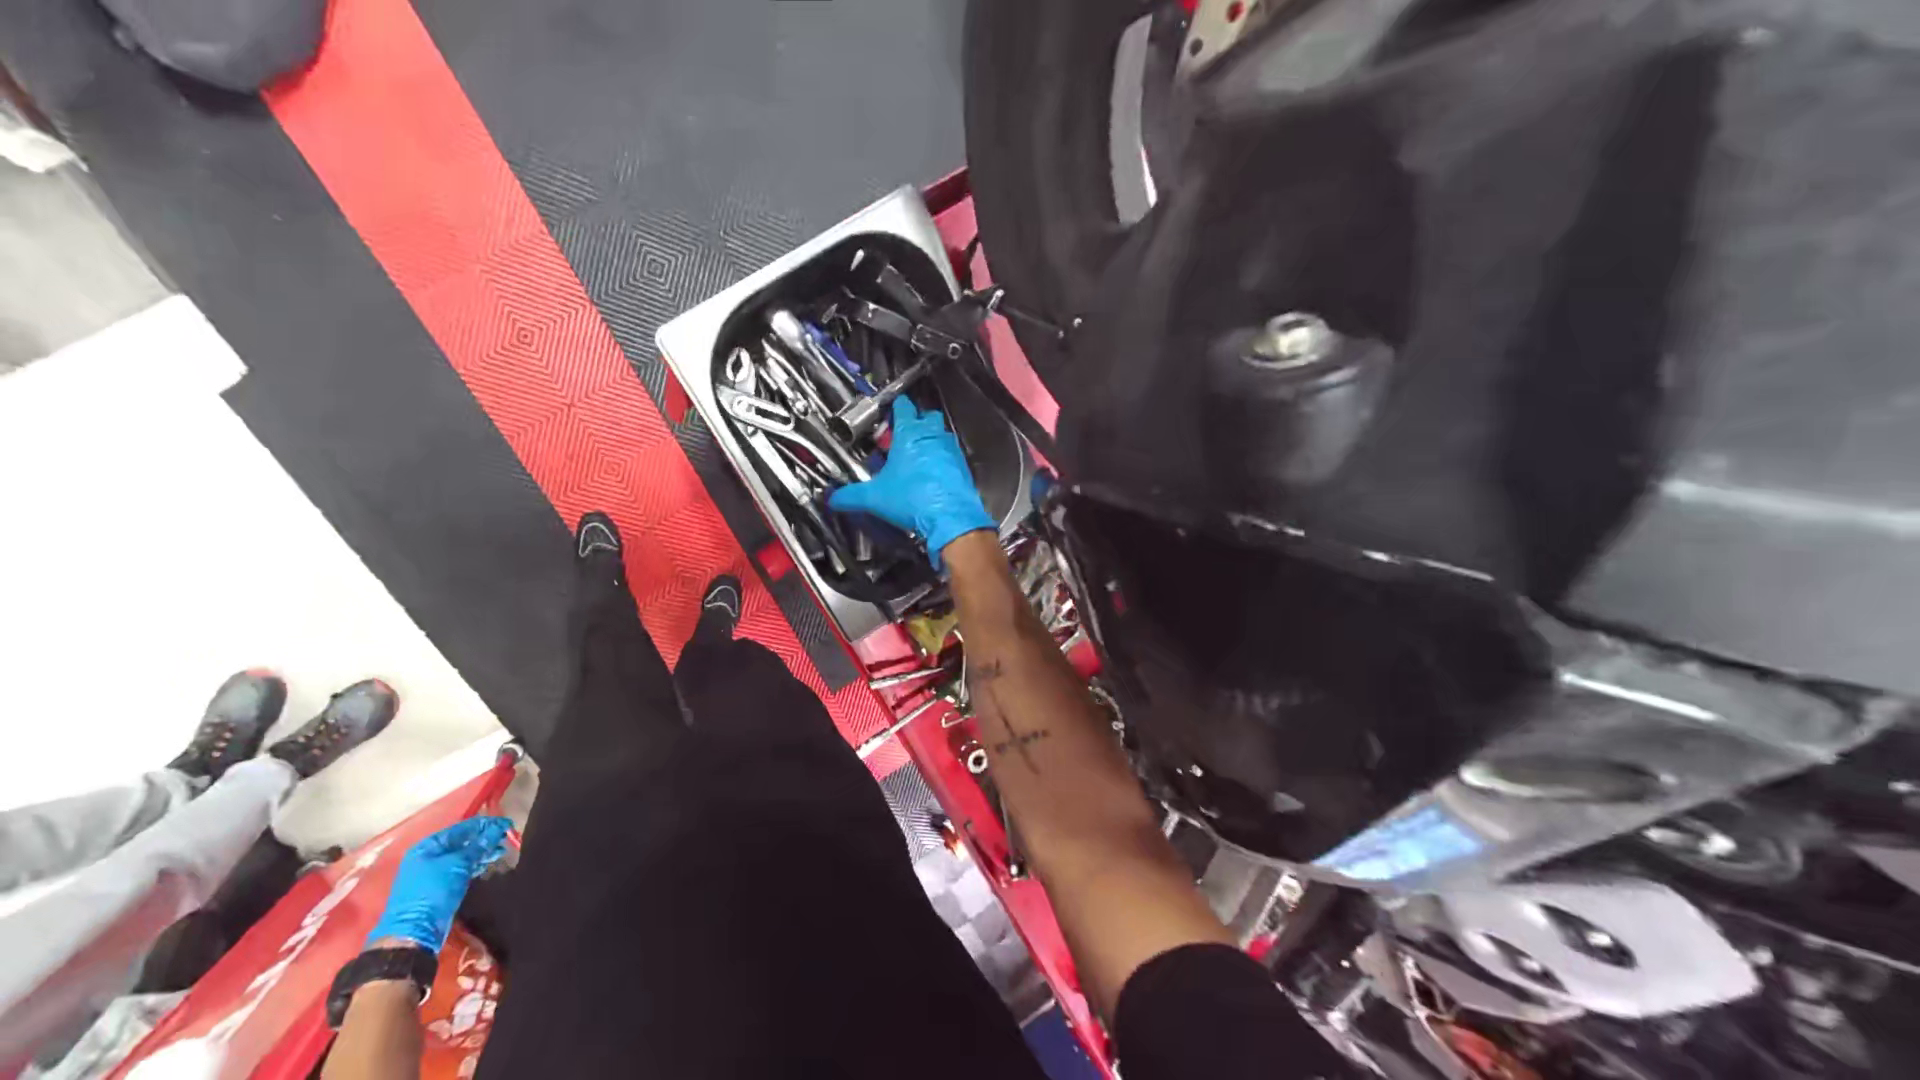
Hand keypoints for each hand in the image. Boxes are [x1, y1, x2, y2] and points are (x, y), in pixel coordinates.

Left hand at [364, 815, 511, 952]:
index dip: (485, 824)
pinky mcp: (443, 885)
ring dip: (484, 851)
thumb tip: (497, 828)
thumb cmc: (433, 892)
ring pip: (465, 855)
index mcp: (429, 846)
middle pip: (464, 841)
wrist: (415, 931)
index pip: (462, 828)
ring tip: (502, 850)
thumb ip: (478, 846)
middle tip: (507, 837)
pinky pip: (463, 868)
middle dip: (486, 838)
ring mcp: (436, 871)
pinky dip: (477, 864)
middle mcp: (431, 855)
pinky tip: (489, 863)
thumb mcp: (457, 865)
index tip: (507, 824)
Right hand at [827, 396, 994, 568]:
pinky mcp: (963, 467)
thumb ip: (851, 496)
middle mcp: (933, 436)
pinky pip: (951, 456)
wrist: (951, 519)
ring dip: (930, 441)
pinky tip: (932, 475)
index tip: (891, 411)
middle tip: (901, 437)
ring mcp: (951, 450)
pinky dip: (942, 460)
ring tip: (915, 458)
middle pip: (927, 417)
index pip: (904, 407)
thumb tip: (834, 499)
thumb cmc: (913, 499)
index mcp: (910, 433)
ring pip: (941, 435)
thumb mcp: (874, 497)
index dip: (896, 407)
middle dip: (916, 422)